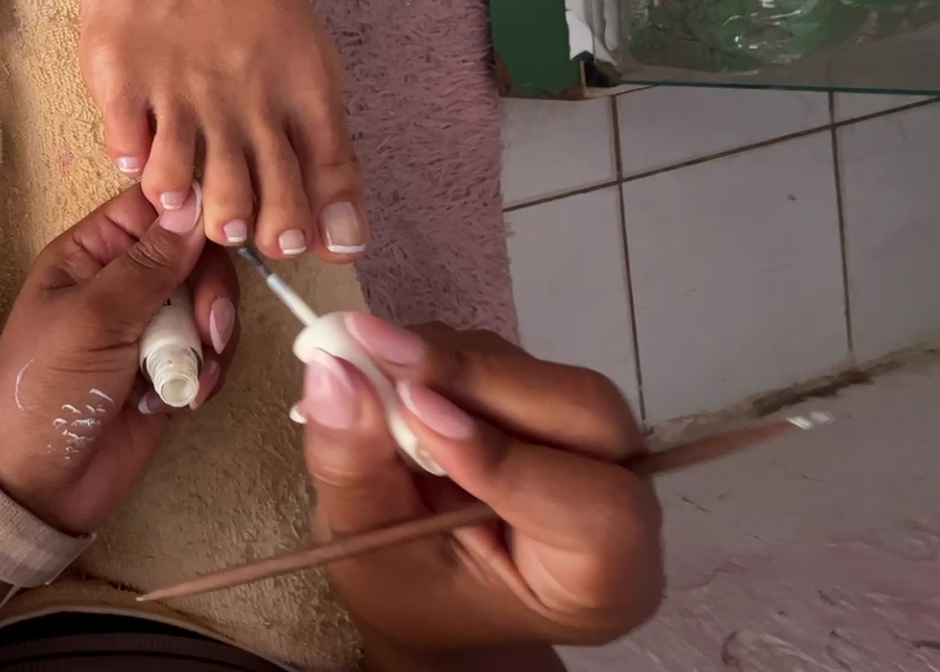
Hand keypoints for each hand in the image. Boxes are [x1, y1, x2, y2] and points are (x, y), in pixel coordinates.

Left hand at [0, 187, 239, 535]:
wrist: (39, 484)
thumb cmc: (47, 386)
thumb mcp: (94, 317)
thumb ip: (149, 264)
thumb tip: (195, 201)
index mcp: (92, 252)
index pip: (154, 206)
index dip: (194, 210)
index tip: (226, 232)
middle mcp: (123, 278)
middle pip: (194, 253)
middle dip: (211, 291)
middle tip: (209, 332)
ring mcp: (149, 323)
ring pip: (209, 302)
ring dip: (211, 338)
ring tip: (190, 377)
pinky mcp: (170, 365)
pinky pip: (211, 349)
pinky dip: (208, 370)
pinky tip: (185, 398)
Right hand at [297, 317, 662, 661]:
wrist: (412, 575)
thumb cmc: (402, 588)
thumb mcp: (365, 545)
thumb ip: (351, 463)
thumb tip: (329, 368)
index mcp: (601, 577)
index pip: (595, 507)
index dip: (502, 452)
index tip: (410, 408)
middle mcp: (610, 496)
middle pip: (582, 411)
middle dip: (471, 376)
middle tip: (376, 351)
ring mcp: (574, 437)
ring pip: (529, 369)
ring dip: (438, 359)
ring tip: (362, 370)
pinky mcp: (529, 397)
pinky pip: (489, 352)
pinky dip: (426, 352)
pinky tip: (379, 373)